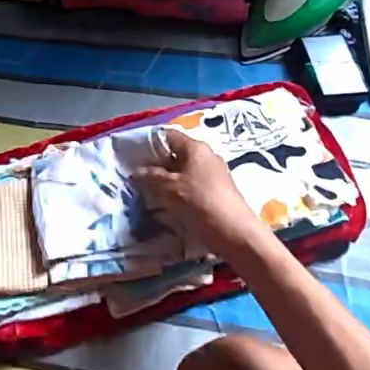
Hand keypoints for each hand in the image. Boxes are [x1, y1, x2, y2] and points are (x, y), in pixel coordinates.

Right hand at [132, 129, 269, 264]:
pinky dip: (178, 191)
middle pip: (175, 153)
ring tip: (148, 192)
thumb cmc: (201, 204)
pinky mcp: (217, 191)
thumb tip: (136, 171)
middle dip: (156, 164)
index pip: (168, 135)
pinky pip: (191, 184)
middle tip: (137, 176)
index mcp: (195, 148)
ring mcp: (213, 174)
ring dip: (166, 180)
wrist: (237, 234)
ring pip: (183, 171)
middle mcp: (206, 156)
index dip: (149, 142)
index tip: (132, 154)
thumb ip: (151, 177)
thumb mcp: (170, 189)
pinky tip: (167, 203)